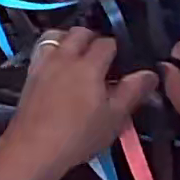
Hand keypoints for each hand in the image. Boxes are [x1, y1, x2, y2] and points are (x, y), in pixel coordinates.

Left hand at [0, 28, 157, 179]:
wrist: (34, 148)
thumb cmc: (78, 135)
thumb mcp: (114, 118)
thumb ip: (132, 91)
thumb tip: (149, 73)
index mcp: (88, 65)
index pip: (107, 43)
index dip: (118, 49)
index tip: (123, 62)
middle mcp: (64, 57)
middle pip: (80, 32)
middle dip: (94, 38)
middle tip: (103, 58)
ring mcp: (44, 63)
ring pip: (57, 36)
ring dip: (69, 39)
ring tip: (78, 56)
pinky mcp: (30, 73)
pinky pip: (41, 49)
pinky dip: (52, 50)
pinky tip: (58, 66)